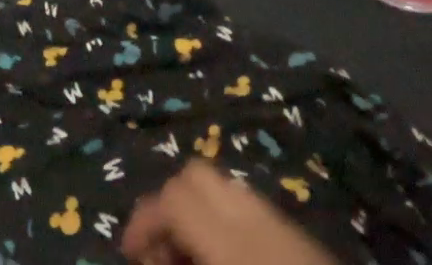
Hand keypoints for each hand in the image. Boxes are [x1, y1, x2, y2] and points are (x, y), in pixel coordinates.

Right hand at [122, 160, 337, 264]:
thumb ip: (179, 261)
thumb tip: (153, 256)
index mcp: (229, 240)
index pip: (171, 198)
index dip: (143, 219)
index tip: (131, 252)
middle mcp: (253, 217)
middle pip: (194, 176)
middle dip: (168, 205)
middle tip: (162, 252)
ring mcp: (280, 223)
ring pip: (223, 188)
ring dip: (197, 211)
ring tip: (192, 255)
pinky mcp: (300, 237)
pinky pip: (249, 209)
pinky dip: (225, 222)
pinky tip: (227, 257)